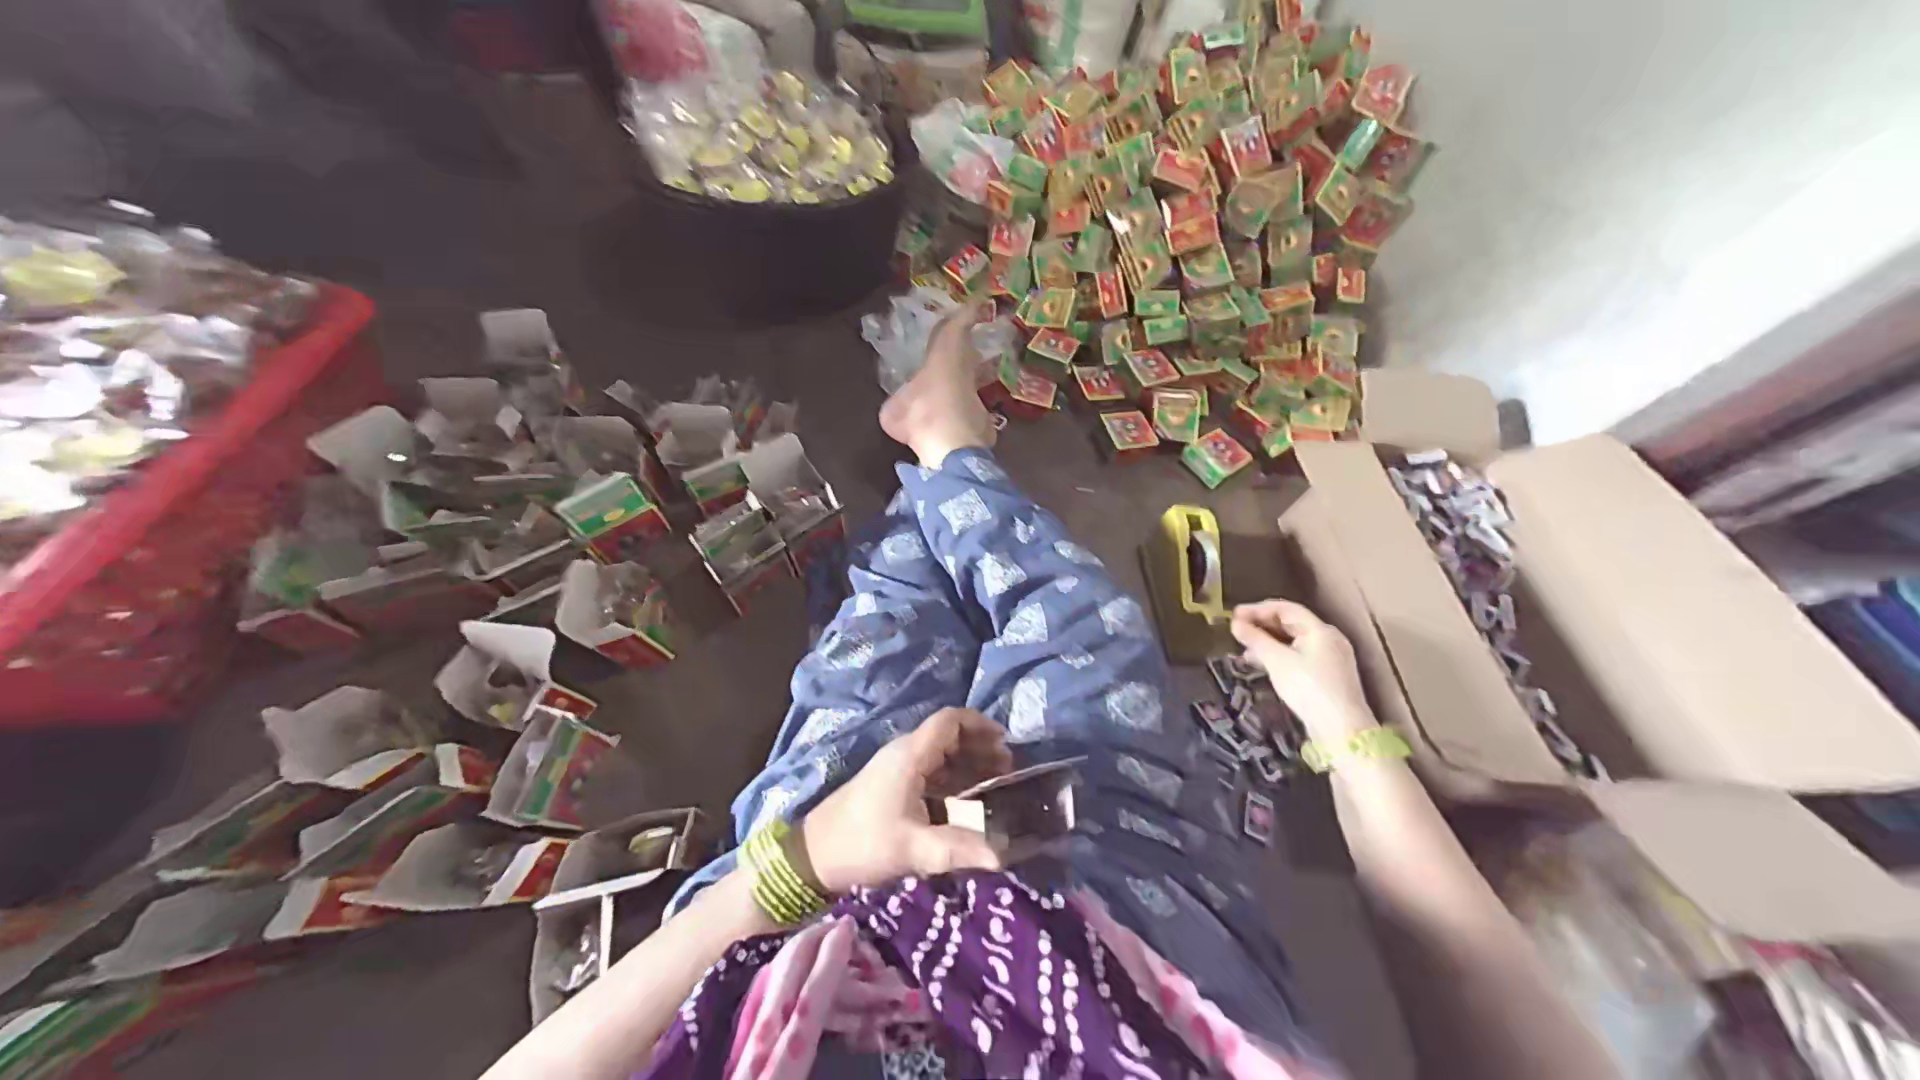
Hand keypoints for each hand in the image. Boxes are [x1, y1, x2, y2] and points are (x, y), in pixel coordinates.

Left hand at [801, 707, 1012, 892]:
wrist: (812, 856)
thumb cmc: (863, 844)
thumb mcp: (913, 849)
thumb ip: (958, 849)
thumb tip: (1002, 855)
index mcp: (910, 755)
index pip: (950, 720)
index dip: (980, 724)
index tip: (1006, 743)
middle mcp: (904, 753)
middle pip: (948, 735)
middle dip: (980, 746)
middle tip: (1008, 768)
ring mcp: (896, 768)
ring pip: (940, 753)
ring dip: (968, 762)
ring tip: (996, 782)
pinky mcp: (892, 784)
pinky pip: (931, 770)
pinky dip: (953, 778)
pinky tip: (968, 800)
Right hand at [1231, 599, 1376, 742]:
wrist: (1340, 729)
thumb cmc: (1308, 688)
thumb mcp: (1277, 661)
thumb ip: (1255, 639)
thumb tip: (1235, 623)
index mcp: (1320, 630)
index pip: (1286, 608)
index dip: (1258, 609)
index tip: (1234, 615)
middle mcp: (1328, 639)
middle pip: (1291, 623)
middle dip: (1262, 625)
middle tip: (1237, 630)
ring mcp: (1329, 657)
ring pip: (1293, 641)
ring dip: (1268, 641)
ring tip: (1244, 648)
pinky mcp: (1327, 675)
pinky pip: (1298, 655)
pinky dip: (1278, 655)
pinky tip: (1261, 663)